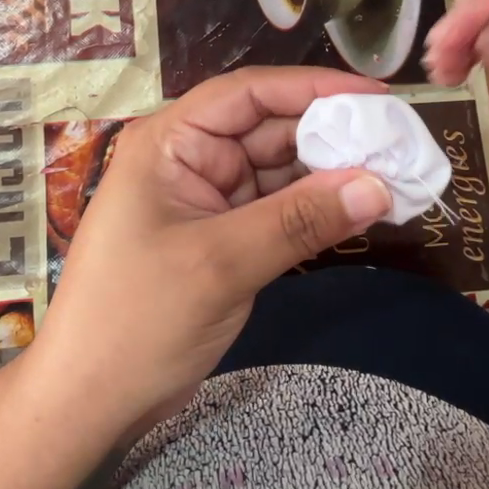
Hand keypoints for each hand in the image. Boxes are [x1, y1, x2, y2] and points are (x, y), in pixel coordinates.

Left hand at [29, 67, 393, 431]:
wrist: (88, 400)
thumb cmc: (138, 318)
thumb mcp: (221, 263)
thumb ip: (301, 220)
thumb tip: (379, 184)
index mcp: (171, 141)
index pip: (248, 93)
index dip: (313, 87)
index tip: (378, 98)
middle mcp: (189, 157)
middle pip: (268, 128)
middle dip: (331, 134)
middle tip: (400, 144)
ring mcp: (205, 198)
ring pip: (278, 169)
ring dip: (329, 173)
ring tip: (393, 174)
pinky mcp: (220, 236)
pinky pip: (275, 209)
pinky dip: (314, 209)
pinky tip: (358, 208)